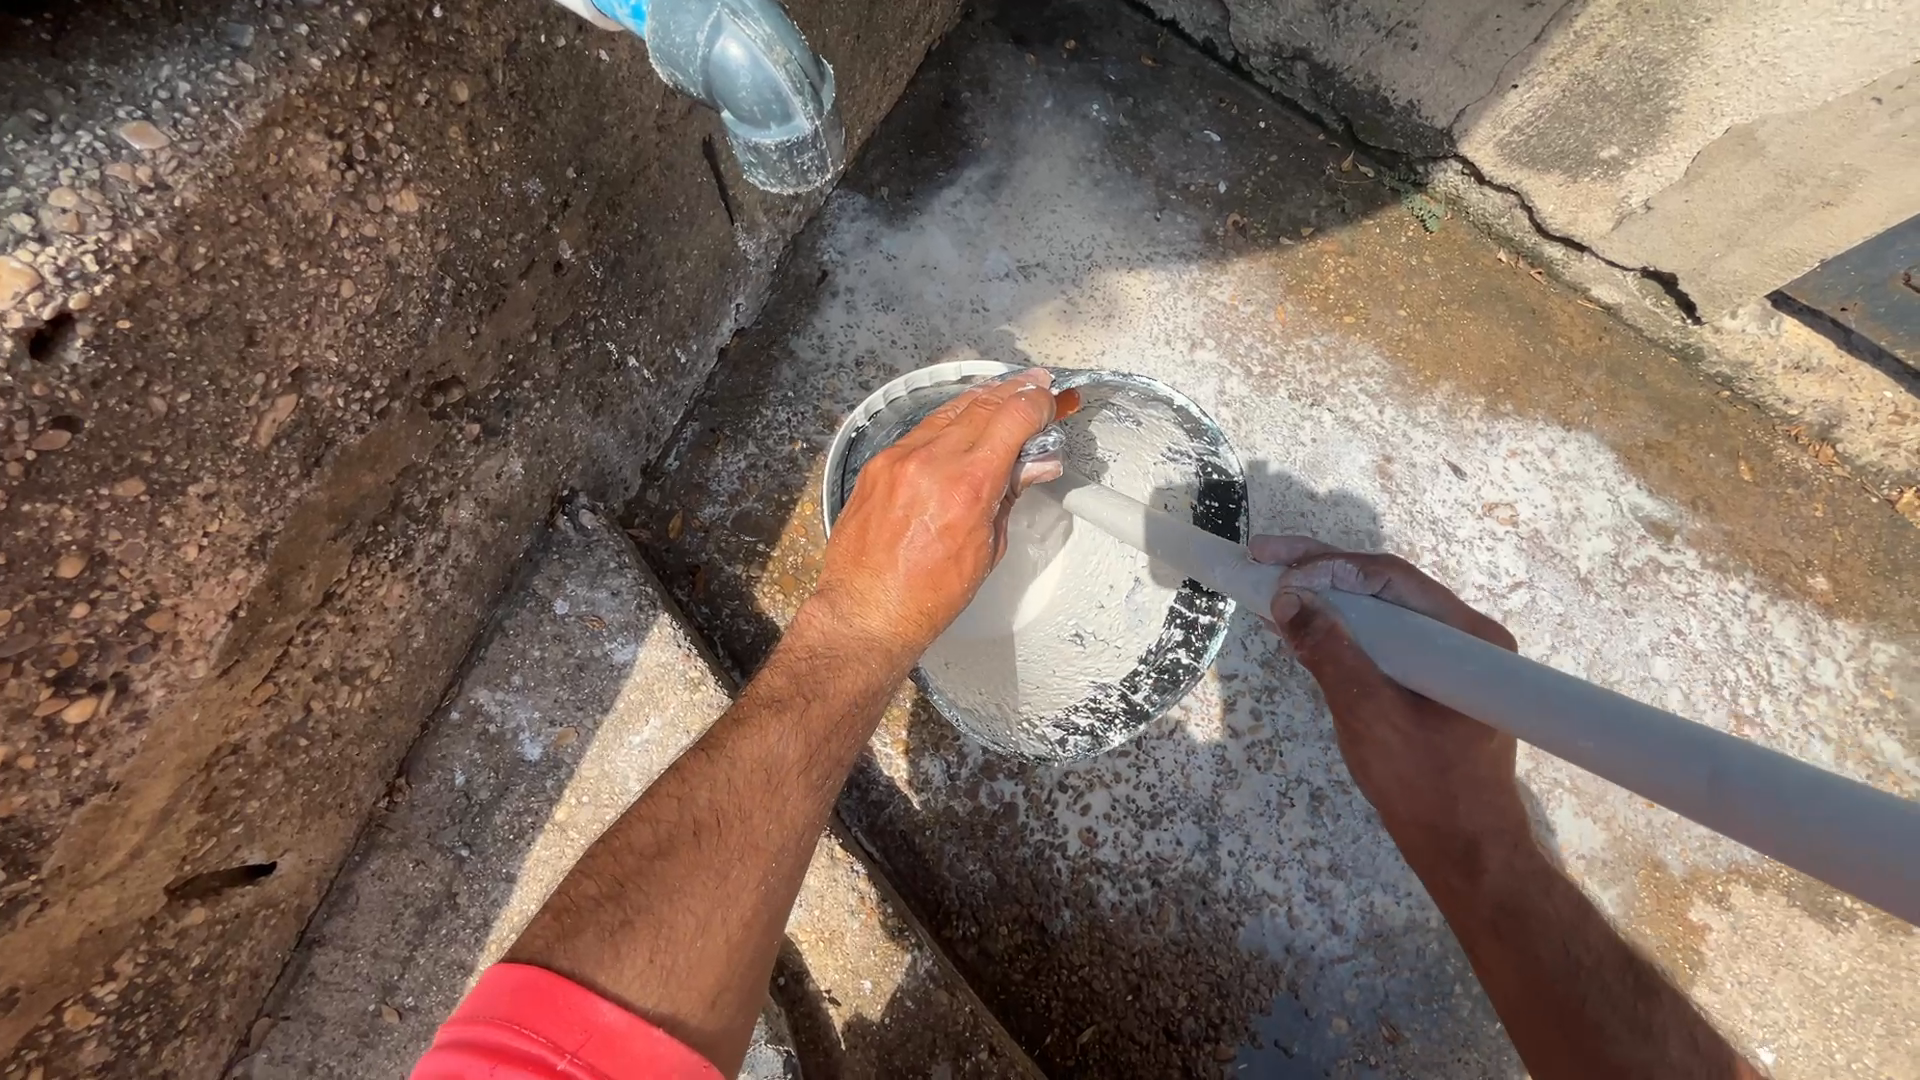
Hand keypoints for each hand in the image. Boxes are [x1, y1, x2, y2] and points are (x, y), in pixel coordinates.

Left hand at [814, 368, 1073, 656]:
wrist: (867, 610)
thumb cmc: (924, 595)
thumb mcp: (988, 548)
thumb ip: (1008, 497)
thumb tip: (1029, 466)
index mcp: (966, 486)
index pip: (1013, 418)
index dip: (1040, 403)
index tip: (1052, 401)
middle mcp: (930, 463)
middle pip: (984, 404)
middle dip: (1017, 391)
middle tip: (1038, 387)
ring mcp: (899, 459)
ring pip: (950, 410)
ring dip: (983, 399)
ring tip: (1005, 396)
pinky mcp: (878, 465)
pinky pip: (921, 429)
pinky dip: (948, 420)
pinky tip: (963, 422)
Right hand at [1251, 537, 1529, 868]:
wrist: (1460, 847)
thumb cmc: (1424, 785)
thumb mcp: (1369, 716)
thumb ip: (1331, 655)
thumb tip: (1287, 600)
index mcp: (1466, 636)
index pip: (1390, 578)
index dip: (1329, 565)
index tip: (1276, 570)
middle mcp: (1459, 633)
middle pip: (1380, 582)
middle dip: (1317, 566)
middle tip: (1259, 553)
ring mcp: (1439, 653)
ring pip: (1372, 605)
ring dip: (1319, 590)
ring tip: (1267, 577)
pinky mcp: (1419, 672)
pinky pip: (1371, 633)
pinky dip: (1330, 623)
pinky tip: (1295, 618)